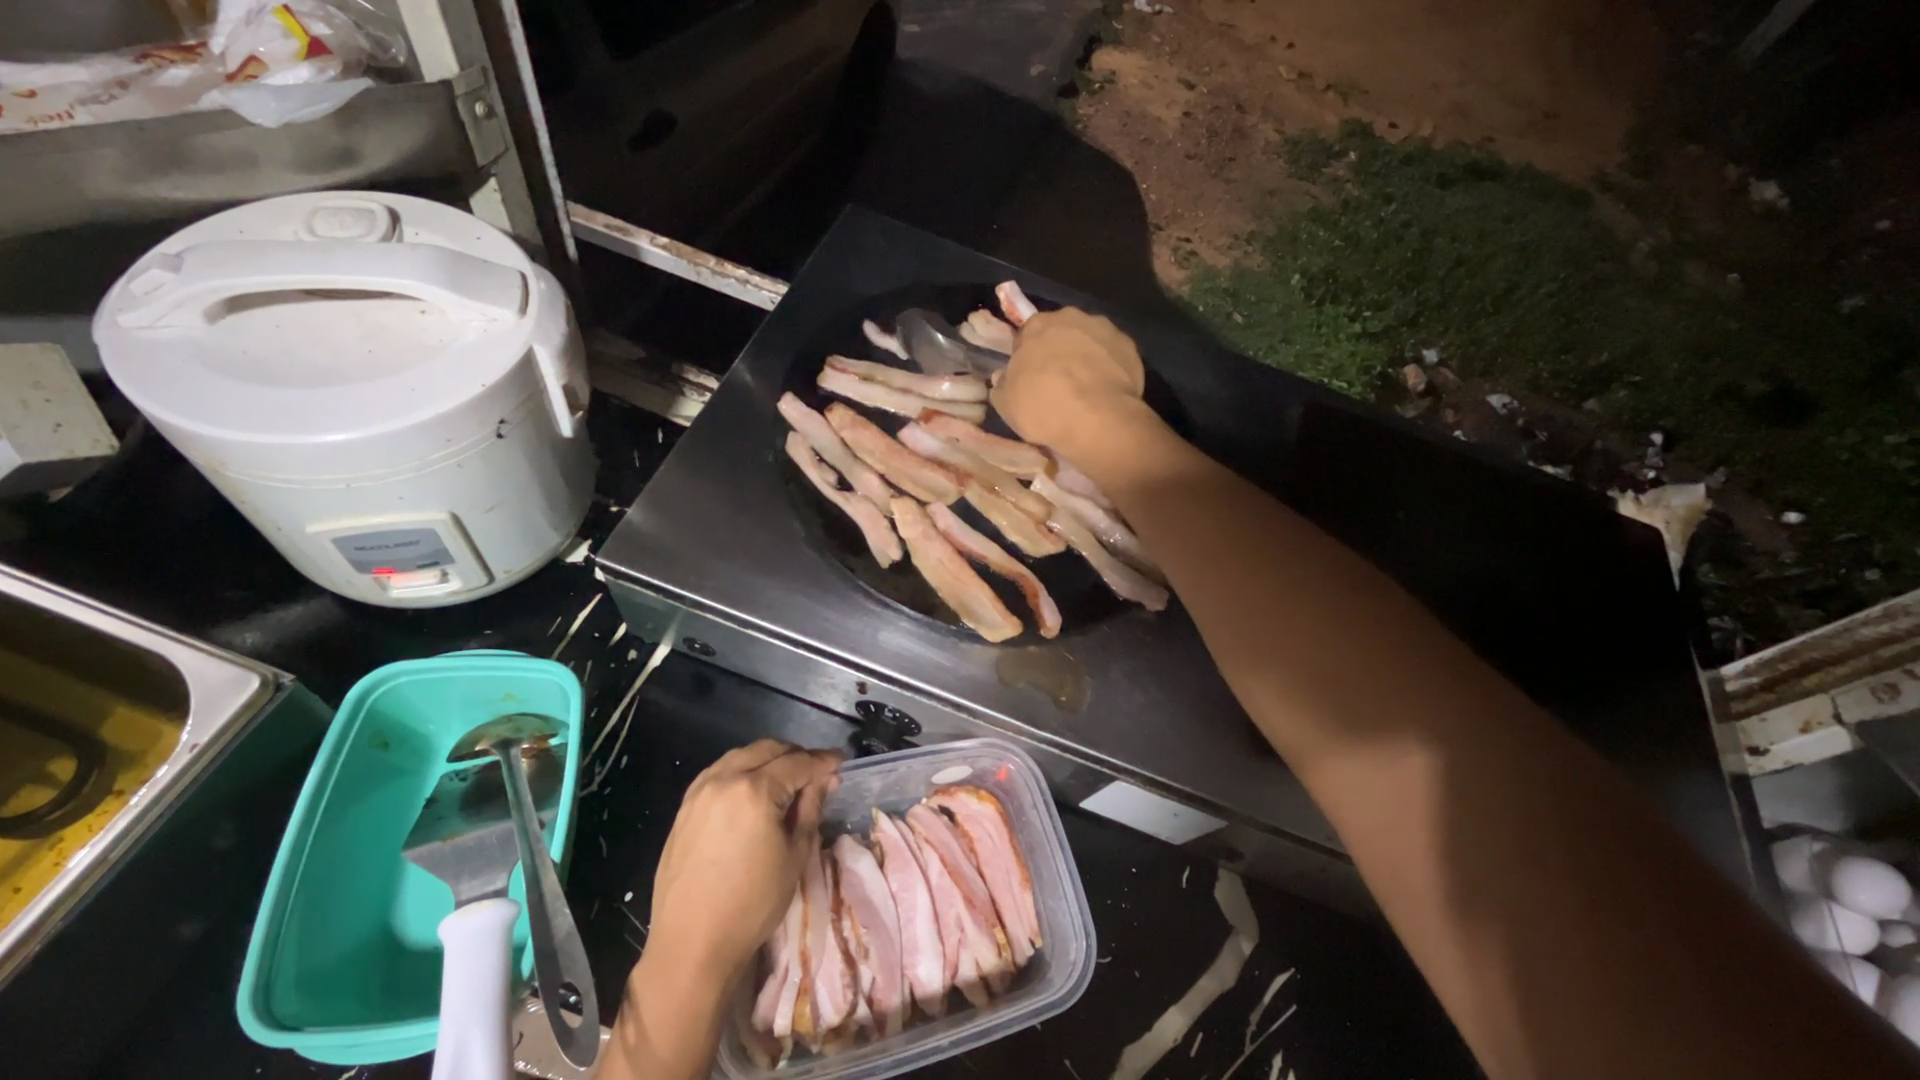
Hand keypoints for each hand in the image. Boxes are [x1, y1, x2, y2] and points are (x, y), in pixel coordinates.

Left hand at [647, 739, 840, 979]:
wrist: (692, 943)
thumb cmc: (753, 904)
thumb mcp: (795, 856)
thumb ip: (810, 809)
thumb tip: (824, 780)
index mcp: (754, 790)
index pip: (798, 762)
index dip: (823, 761)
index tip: (841, 763)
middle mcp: (723, 780)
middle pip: (767, 750)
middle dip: (795, 755)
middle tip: (816, 773)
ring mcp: (699, 792)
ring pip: (740, 757)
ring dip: (768, 760)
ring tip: (787, 782)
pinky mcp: (684, 808)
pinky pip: (719, 774)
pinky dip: (742, 772)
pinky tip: (754, 794)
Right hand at [990, 306, 1146, 453]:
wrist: (1095, 419)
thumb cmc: (1043, 408)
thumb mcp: (1006, 404)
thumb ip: (1001, 385)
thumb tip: (1003, 378)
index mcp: (1037, 325)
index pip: (1027, 335)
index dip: (1028, 356)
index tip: (1030, 376)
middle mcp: (1070, 317)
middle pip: (1061, 332)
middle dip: (1059, 351)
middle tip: (1058, 381)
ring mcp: (1103, 328)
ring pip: (1090, 340)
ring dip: (1086, 356)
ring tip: (1086, 387)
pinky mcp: (1129, 345)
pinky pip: (1113, 354)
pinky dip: (1110, 366)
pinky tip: (1106, 389)